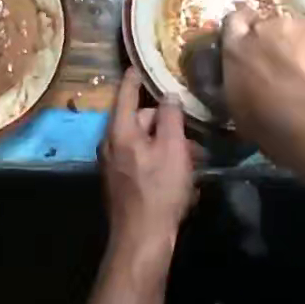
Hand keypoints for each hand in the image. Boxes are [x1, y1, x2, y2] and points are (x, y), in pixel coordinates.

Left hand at [100, 68, 196, 254]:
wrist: (142, 240)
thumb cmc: (159, 191)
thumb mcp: (173, 149)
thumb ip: (171, 118)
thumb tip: (168, 95)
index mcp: (119, 130)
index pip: (125, 92)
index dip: (135, 76)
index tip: (141, 62)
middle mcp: (110, 143)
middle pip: (139, 120)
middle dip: (167, 125)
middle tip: (194, 138)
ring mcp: (112, 164)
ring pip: (144, 143)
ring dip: (169, 148)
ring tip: (194, 165)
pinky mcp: (120, 182)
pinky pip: (141, 162)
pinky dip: (161, 164)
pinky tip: (182, 184)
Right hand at [221, 10, 304, 176]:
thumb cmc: (280, 131)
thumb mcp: (242, 114)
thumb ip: (236, 85)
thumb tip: (240, 82)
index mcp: (234, 51)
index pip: (231, 23)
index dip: (240, 35)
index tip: (246, 52)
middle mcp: (261, 30)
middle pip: (262, 25)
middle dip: (267, 41)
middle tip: (277, 67)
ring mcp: (296, 27)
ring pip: (290, 30)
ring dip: (293, 45)